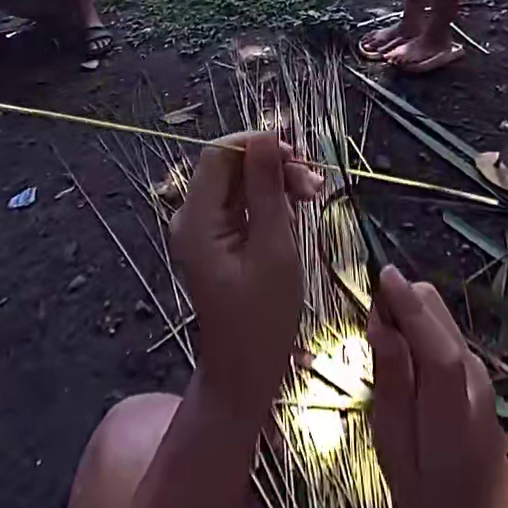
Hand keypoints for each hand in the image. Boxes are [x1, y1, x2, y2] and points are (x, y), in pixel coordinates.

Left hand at [171, 132, 321, 411]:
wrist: (246, 370)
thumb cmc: (263, 317)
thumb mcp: (273, 248)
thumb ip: (267, 190)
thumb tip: (266, 137)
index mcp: (197, 220)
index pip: (218, 155)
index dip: (255, 144)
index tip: (297, 155)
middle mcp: (193, 217)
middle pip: (231, 166)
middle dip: (273, 165)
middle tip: (314, 183)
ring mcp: (205, 228)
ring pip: (241, 182)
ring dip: (277, 182)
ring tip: (313, 196)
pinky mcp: (219, 238)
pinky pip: (243, 203)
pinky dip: (271, 200)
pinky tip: (297, 208)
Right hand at [368, 265, 507, 507]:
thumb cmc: (432, 492)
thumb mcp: (396, 450)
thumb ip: (391, 386)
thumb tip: (380, 326)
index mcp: (451, 408)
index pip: (435, 346)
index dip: (409, 308)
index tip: (383, 274)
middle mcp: (470, 373)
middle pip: (436, 311)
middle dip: (399, 301)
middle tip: (369, 333)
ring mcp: (476, 364)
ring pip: (438, 310)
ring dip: (406, 308)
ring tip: (383, 347)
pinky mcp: (472, 362)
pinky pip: (440, 324)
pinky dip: (416, 321)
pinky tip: (402, 355)